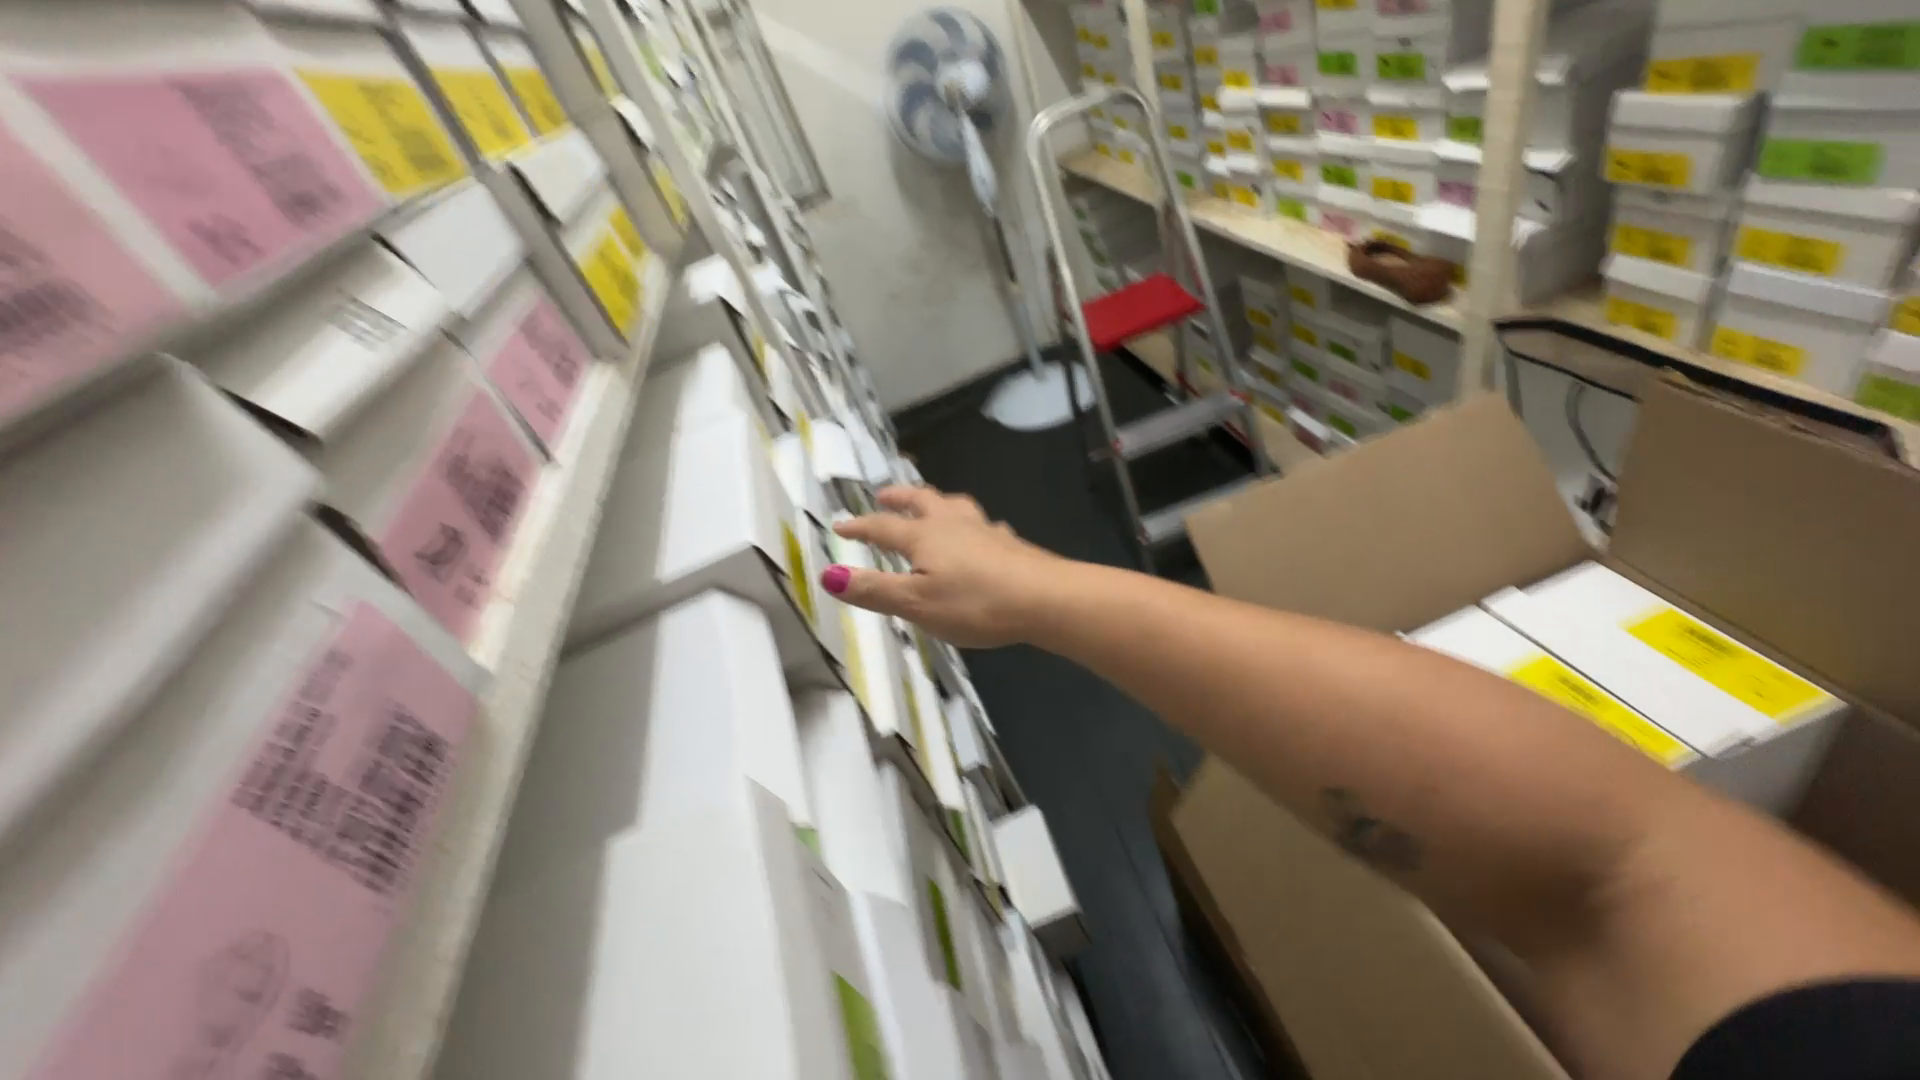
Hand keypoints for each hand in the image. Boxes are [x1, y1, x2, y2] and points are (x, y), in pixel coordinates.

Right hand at [824, 485, 1067, 647]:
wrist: (1044, 598)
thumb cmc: (974, 603)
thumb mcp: (916, 603)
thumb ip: (874, 589)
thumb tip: (828, 575)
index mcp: (924, 537)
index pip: (883, 527)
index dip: (860, 527)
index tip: (840, 525)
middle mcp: (953, 525)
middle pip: (922, 501)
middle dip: (900, 497)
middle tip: (884, 494)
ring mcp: (985, 531)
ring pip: (956, 506)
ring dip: (937, 502)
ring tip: (932, 504)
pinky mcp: (1010, 544)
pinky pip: (984, 526)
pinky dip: (973, 526)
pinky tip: (983, 534)